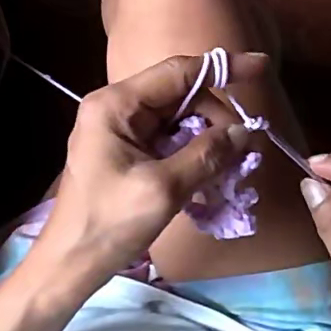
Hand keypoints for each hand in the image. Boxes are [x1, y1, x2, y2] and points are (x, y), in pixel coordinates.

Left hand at [31, 53, 264, 294]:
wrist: (69, 262)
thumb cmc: (108, 223)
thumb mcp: (163, 189)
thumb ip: (205, 155)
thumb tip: (243, 132)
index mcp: (115, 104)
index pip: (178, 72)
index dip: (221, 68)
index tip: (261, 68)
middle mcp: (116, 107)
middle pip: (180, 96)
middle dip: (215, 118)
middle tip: (243, 150)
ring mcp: (120, 129)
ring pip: (177, 120)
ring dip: (207, 140)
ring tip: (231, 168)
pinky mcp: (125, 151)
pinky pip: (168, 141)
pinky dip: (192, 155)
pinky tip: (211, 178)